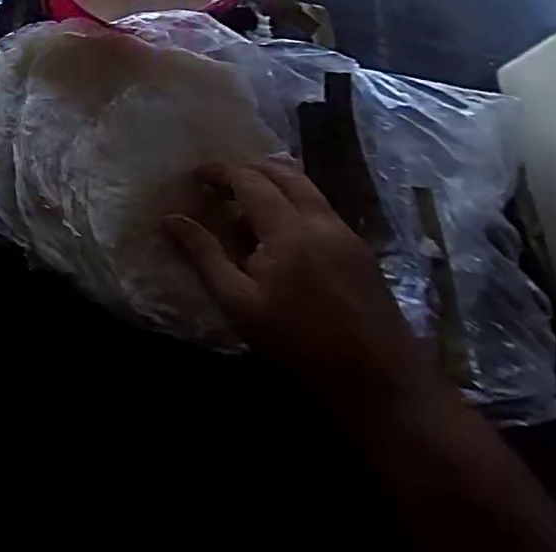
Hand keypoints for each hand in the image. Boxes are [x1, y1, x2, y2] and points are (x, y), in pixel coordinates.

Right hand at [166, 160, 448, 412]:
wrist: (384, 385)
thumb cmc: (299, 342)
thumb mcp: (238, 301)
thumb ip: (204, 254)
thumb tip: (172, 218)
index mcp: (291, 232)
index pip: (251, 182)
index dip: (220, 172)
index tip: (194, 173)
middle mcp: (324, 224)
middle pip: (286, 175)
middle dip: (249, 169)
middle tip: (217, 181)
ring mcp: (348, 238)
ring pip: (308, 191)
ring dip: (272, 185)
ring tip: (241, 202)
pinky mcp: (361, 254)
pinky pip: (320, 211)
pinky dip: (291, 204)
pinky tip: (274, 232)